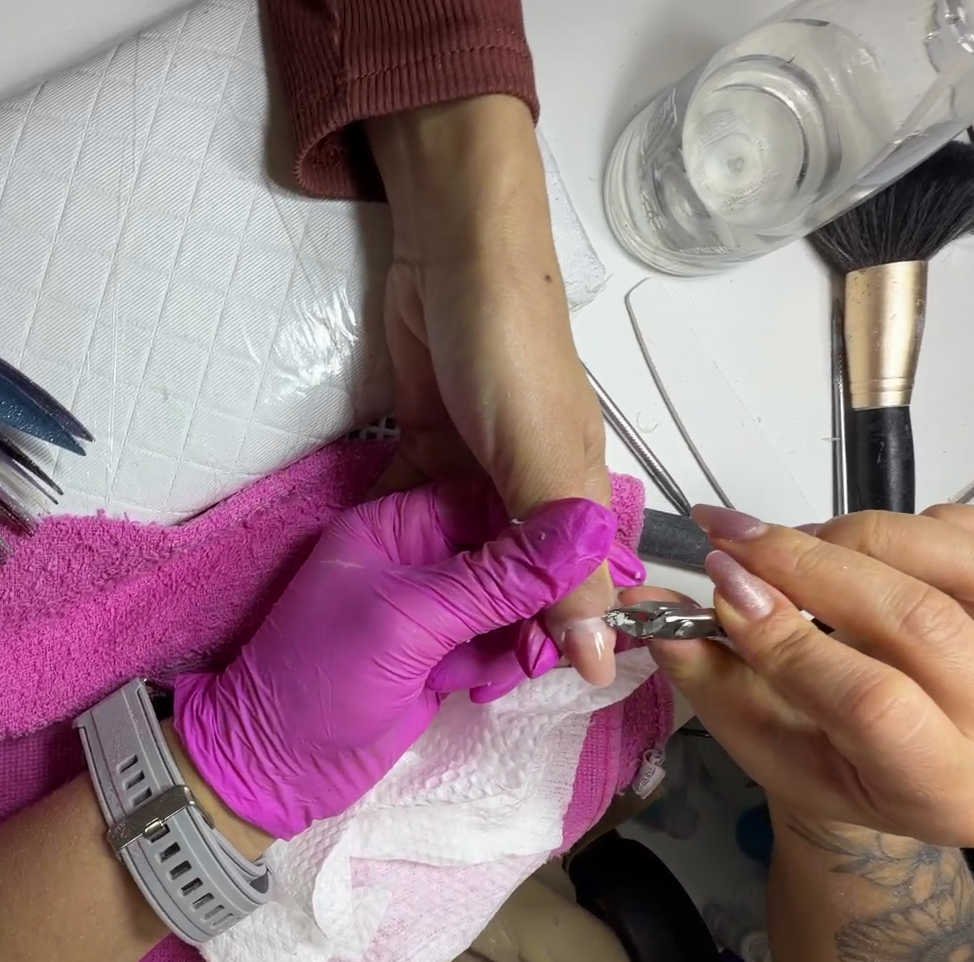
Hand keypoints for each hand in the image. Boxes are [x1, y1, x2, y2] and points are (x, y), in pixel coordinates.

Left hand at [173, 485, 616, 839]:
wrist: (278, 765)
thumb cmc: (324, 678)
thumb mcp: (411, 620)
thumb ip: (498, 578)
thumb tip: (588, 528)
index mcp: (398, 523)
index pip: (493, 502)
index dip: (545, 536)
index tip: (593, 575)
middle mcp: (418, 554)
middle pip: (510, 553)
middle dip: (535, 599)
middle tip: (541, 646)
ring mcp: (431, 604)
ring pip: (511, 600)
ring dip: (520, 637)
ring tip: (503, 673)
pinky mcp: (441, 648)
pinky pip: (496, 639)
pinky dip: (502, 662)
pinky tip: (481, 689)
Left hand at [367, 96, 618, 686]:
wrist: (452, 256)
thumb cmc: (509, 357)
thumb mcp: (543, 460)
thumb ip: (562, 556)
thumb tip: (601, 661)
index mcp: (572, 497)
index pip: (569, 592)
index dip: (544, 643)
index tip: (504, 692)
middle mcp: (526, 487)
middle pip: (509, 573)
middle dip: (482, 620)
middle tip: (441, 677)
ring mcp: (472, 464)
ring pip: (458, 543)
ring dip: (436, 582)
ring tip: (402, 640)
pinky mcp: (425, 443)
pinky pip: (413, 504)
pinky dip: (397, 534)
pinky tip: (372, 575)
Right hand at [633, 504, 973, 848]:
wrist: (896, 768)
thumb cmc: (817, 762)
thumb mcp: (747, 732)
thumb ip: (702, 668)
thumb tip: (649, 607)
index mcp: (946, 793)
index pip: (872, 701)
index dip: (786, 633)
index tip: (717, 579)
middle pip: (923, 624)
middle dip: (809, 565)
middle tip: (734, 540)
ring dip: (871, 537)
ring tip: (803, 541)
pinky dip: (941, 525)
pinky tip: (878, 546)